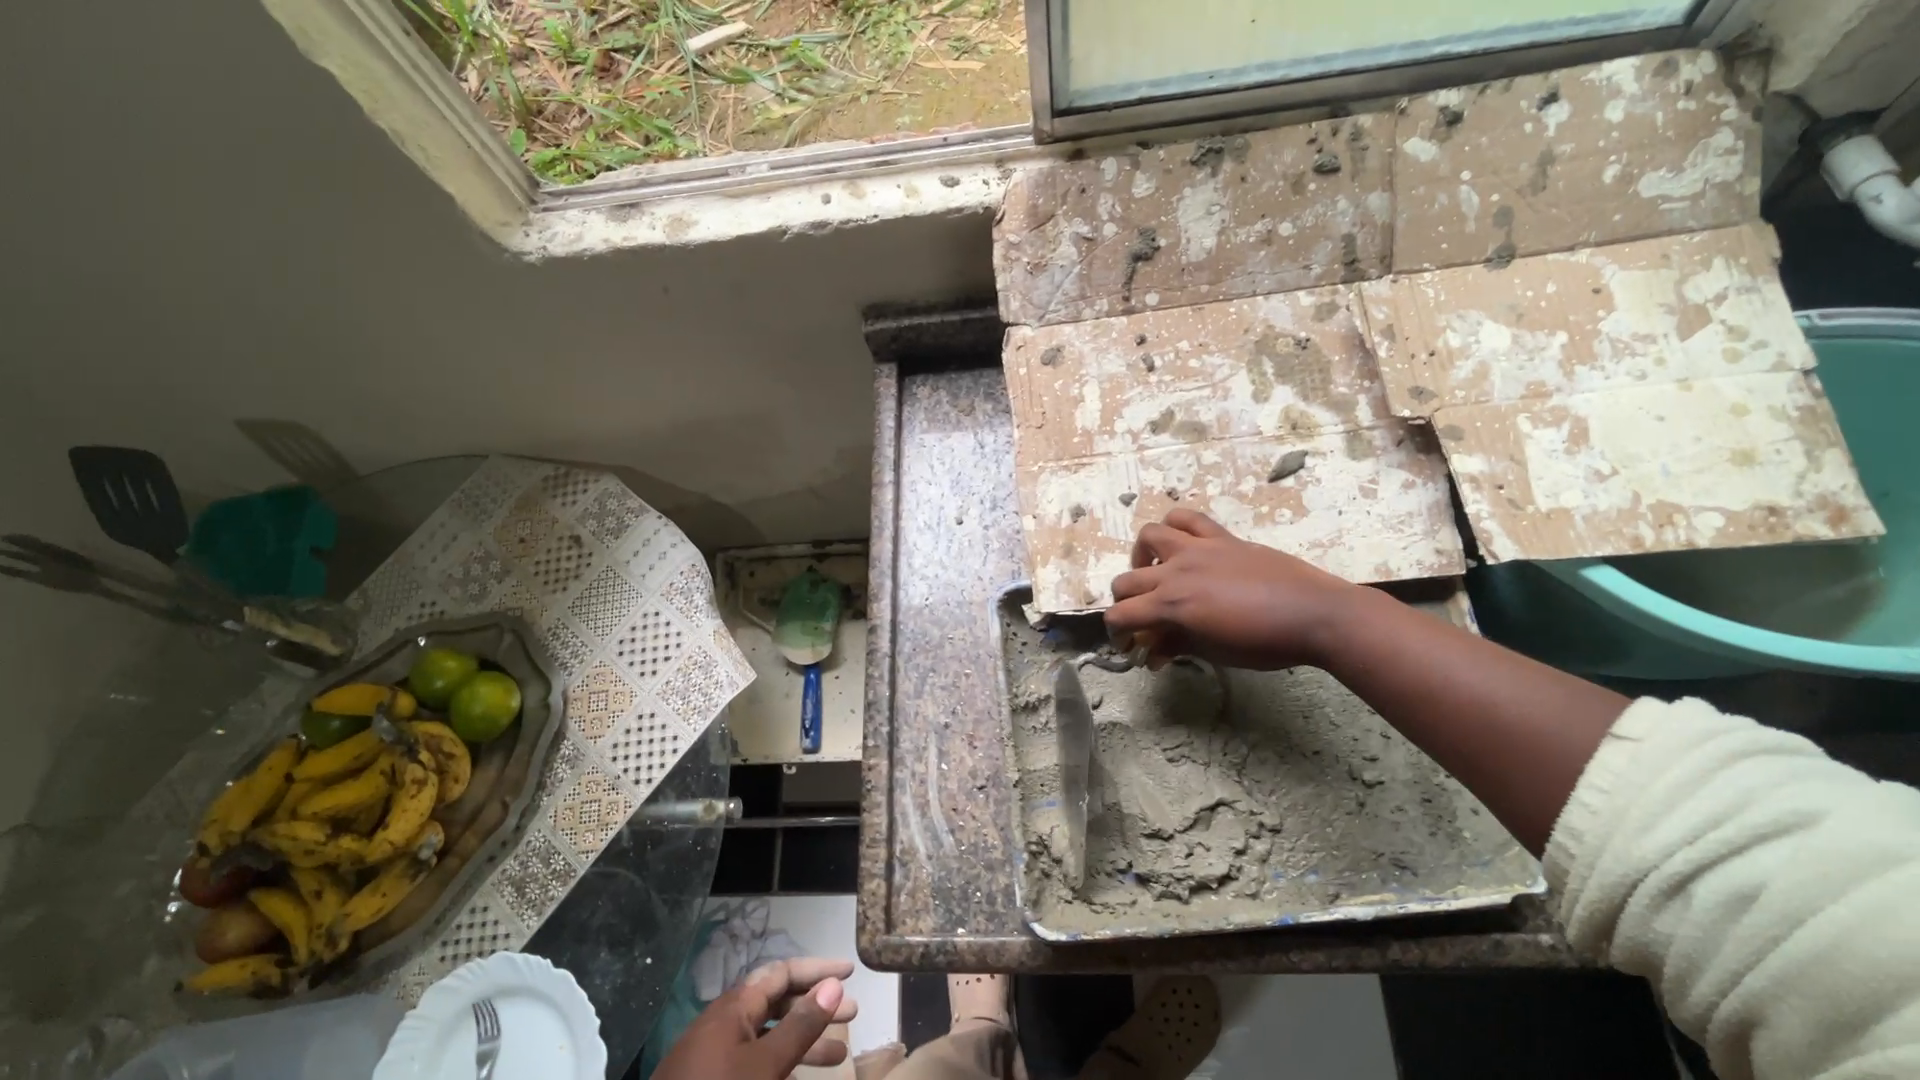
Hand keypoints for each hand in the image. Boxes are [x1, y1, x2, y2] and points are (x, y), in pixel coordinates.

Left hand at [652, 958, 859, 1079]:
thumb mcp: (766, 1064)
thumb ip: (801, 1025)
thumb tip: (833, 983)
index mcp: (735, 1008)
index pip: (782, 972)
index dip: (817, 970)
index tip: (849, 973)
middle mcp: (725, 1023)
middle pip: (777, 1002)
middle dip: (815, 1006)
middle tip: (853, 1014)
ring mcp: (716, 1054)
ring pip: (767, 1036)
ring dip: (803, 1041)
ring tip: (838, 1055)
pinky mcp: (712, 1079)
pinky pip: (755, 1061)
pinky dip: (781, 1064)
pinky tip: (800, 1079)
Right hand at [1107, 509, 1359, 669]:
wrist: (1314, 615)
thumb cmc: (1265, 644)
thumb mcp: (1215, 652)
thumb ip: (1178, 645)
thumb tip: (1154, 651)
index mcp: (1172, 605)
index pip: (1121, 615)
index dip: (1117, 633)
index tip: (1129, 646)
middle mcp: (1176, 571)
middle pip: (1126, 581)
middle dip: (1125, 604)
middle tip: (1141, 622)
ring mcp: (1198, 548)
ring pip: (1149, 536)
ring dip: (1142, 558)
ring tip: (1156, 573)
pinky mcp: (1221, 537)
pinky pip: (1188, 518)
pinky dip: (1176, 527)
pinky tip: (1181, 545)